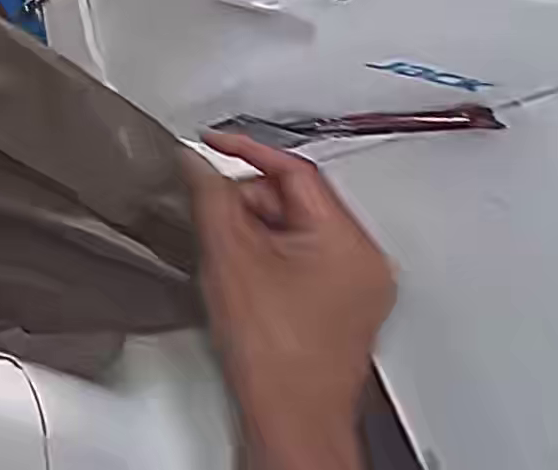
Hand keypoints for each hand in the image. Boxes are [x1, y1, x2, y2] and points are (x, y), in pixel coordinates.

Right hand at [184, 132, 395, 469]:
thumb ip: (209, 192)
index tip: (212, 142)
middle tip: (215, 219)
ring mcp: (355, 283)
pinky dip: (263, 250)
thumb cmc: (273, 351)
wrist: (287, 415)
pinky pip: (296, 250)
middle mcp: (362, 261)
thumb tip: (194, 159)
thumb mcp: (228, 251)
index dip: (245, 149)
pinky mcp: (338, 299)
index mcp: (347, 243)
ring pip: (291, 224)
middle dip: (246, 201)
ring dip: (252, 228)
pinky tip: (242, 272)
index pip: (295, 170)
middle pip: (292, 197)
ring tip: (229, 257)